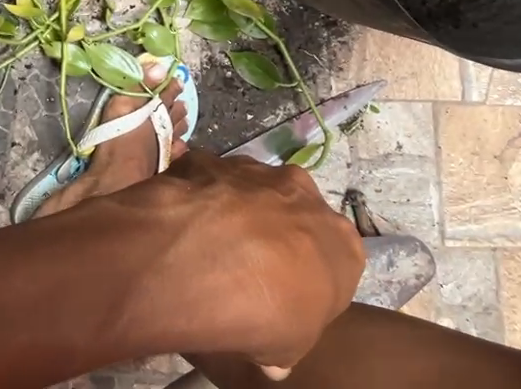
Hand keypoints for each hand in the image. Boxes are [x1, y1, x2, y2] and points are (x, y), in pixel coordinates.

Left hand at [109, 151, 362, 373]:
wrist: (203, 261)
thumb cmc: (265, 312)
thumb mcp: (290, 347)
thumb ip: (287, 343)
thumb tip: (272, 362)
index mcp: (341, 241)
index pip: (333, 254)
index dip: (305, 271)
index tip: (283, 289)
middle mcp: (302, 194)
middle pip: (291, 210)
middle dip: (271, 228)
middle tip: (242, 259)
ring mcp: (252, 169)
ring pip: (247, 186)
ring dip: (231, 205)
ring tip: (204, 238)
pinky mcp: (205, 158)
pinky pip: (203, 176)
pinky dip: (194, 192)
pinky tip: (179, 218)